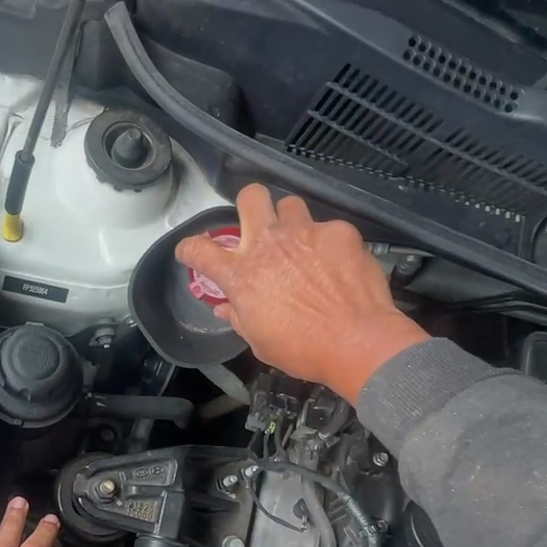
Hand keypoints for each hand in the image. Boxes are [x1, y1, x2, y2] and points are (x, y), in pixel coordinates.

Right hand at [176, 184, 428, 401]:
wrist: (357, 342)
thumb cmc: (302, 349)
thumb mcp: (259, 340)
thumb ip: (239, 316)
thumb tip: (226, 308)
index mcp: (241, 275)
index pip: (199, 250)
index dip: (189, 249)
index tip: (192, 252)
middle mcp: (268, 244)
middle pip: (250, 197)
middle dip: (248, 206)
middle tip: (256, 225)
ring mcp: (305, 232)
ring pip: (290, 204)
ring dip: (289, 220)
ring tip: (299, 242)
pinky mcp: (339, 231)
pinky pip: (326, 227)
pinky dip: (325, 242)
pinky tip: (334, 263)